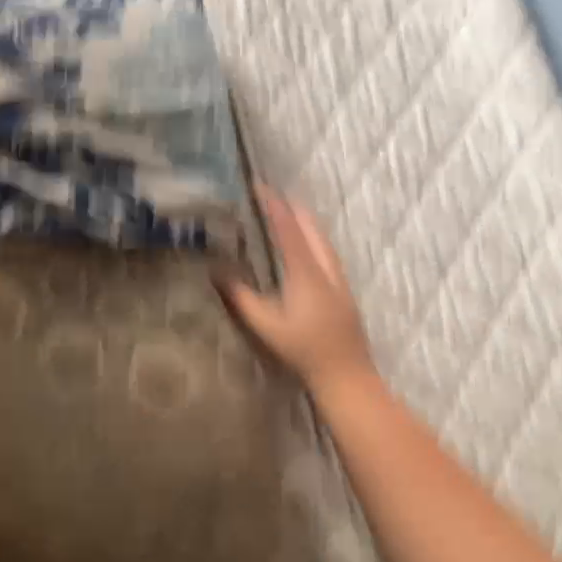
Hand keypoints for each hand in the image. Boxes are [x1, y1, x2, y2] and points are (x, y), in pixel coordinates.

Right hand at [214, 185, 374, 393]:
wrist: (346, 375)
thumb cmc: (303, 349)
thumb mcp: (265, 324)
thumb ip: (240, 296)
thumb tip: (215, 270)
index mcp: (306, 273)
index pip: (288, 230)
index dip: (274, 206)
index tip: (260, 187)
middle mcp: (325, 270)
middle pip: (311, 229)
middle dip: (293, 208)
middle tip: (274, 194)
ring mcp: (339, 281)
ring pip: (323, 241)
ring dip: (306, 222)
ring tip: (290, 211)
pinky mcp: (343, 292)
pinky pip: (328, 253)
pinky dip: (314, 238)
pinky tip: (308, 246)